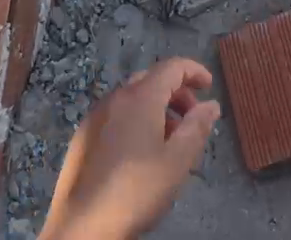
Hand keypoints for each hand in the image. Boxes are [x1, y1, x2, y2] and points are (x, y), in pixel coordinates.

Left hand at [38, 57, 221, 239]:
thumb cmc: (135, 191)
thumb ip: (197, 127)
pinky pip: (116, 116)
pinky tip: (139, 153)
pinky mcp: (81, 138)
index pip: (172, 67)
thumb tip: (210, 104)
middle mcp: (115, 98)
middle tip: (192, 118)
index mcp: (140, 97)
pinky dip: (135, 120)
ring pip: (132, 99)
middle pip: (151, 80)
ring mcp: (94, 118)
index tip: (210, 86)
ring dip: (156, 109)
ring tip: (169, 141)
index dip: (194, 71)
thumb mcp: (177, 161)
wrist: (80, 230)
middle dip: (176, 93)